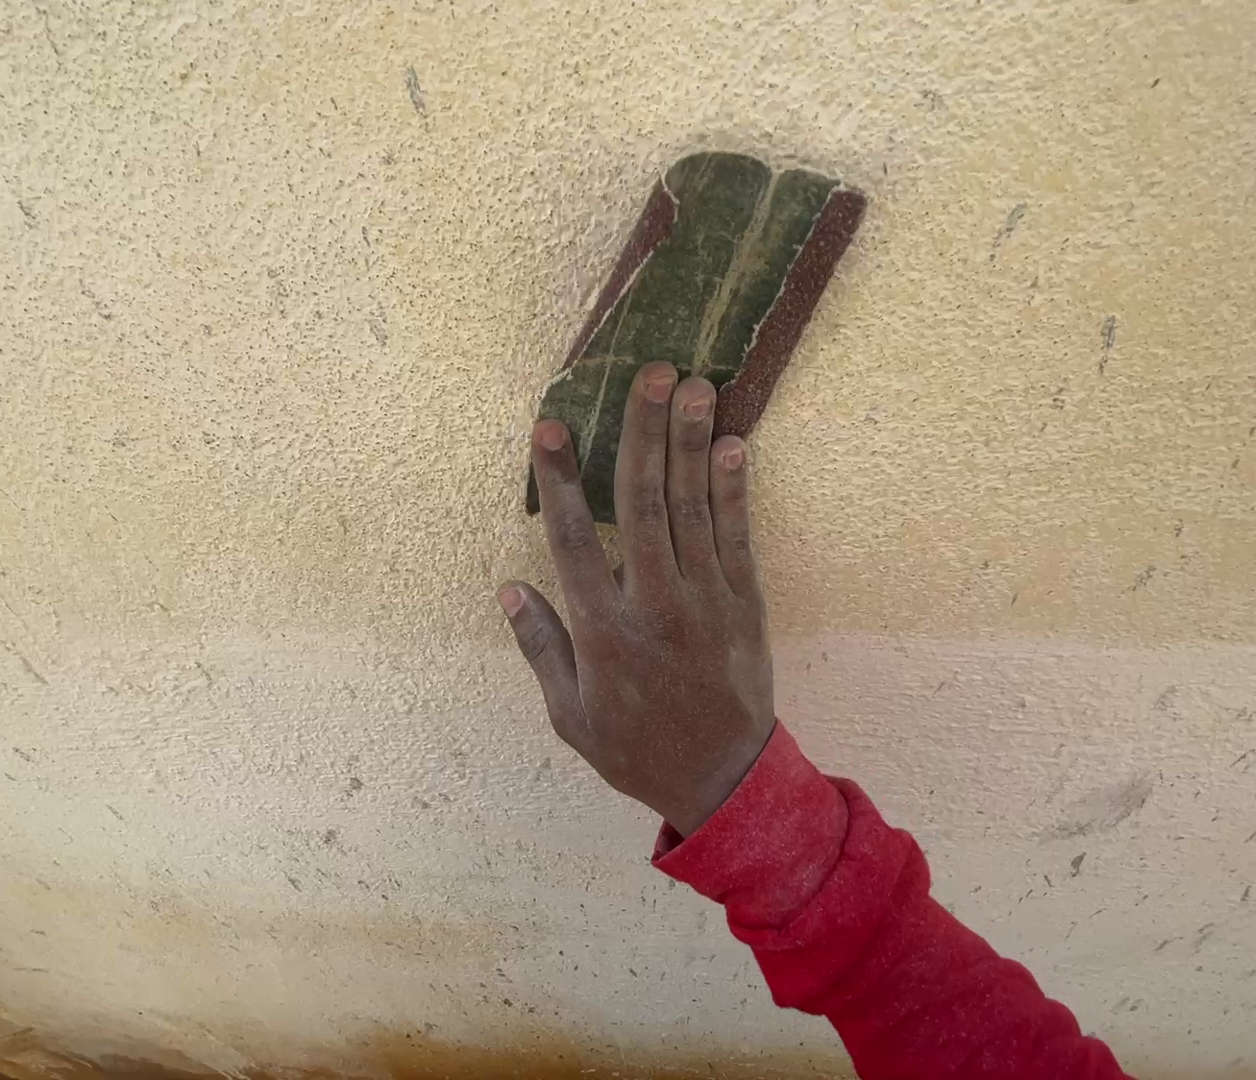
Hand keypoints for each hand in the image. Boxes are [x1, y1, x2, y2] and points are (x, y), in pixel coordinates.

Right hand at [498, 361, 775, 837]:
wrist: (724, 782)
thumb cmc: (636, 749)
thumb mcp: (570, 716)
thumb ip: (541, 647)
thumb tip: (510, 587)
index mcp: (605, 634)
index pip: (573, 543)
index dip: (560, 481)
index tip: (551, 428)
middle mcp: (655, 608)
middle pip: (643, 506)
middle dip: (643, 435)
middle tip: (648, 373)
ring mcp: (707, 604)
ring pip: (693, 512)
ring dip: (692, 446)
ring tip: (693, 387)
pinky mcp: (745, 607)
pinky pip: (738, 540)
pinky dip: (734, 492)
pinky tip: (735, 446)